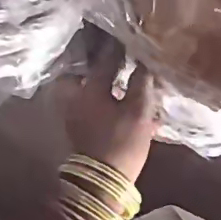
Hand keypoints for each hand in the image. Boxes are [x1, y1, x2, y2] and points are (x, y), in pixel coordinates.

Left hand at [65, 46, 158, 181]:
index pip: (105, 60)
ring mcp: (76, 114)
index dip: (120, 48)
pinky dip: (106, 101)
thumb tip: (145, 62)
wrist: (103, 182)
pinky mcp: (80, 129)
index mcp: (89, 89)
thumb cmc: (122, 143)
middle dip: (105, 65)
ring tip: (126, 81)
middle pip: (90, 74)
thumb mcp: (139, 111)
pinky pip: (93, 107)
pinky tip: (122, 104)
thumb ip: (142, 83)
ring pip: (92, 91)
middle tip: (120, 57)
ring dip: (107, 84)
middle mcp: (77, 98)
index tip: (130, 37)